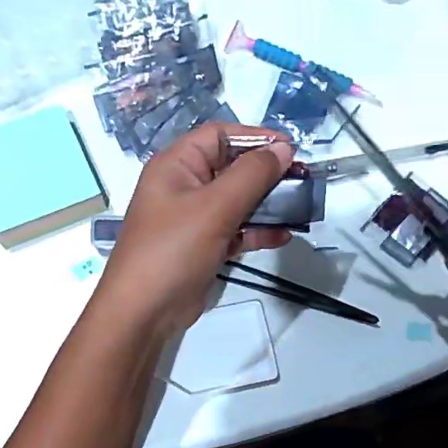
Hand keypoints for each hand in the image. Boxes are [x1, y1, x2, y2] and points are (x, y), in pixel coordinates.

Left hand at [95, 124, 294, 338]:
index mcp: (176, 165)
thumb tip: (284, 149)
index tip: (291, 149)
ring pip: (236, 201)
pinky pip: (234, 229)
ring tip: (300, 209)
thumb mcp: (215, 207)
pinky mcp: (202, 247)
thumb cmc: (174, 250)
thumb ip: (252, 174)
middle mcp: (183, 186)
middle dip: (267, 173)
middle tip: (303, 181)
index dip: (256, 137)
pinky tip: (283, 237)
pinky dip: (257, 231)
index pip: (219, 135)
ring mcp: (192, 219)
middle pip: (231, 167)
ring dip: (268, 204)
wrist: (143, 312)